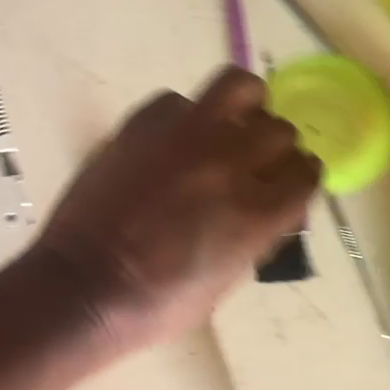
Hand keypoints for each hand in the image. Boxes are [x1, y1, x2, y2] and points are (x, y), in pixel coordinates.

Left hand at [22, 67, 321, 352]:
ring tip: (225, 126)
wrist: (83, 285)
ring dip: (242, 106)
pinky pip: (177, 100)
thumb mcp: (227, 277)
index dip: (294, 179)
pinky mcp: (142, 123)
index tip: (281, 184)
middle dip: (270, 146)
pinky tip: (170, 141)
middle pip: (279, 129)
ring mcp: (184, 136)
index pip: (306, 172)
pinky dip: (183, 116)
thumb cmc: (156, 303)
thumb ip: (256, 231)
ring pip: (239, 86)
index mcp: (257, 213)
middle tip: (248, 160)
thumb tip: (267, 202)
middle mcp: (230, 163)